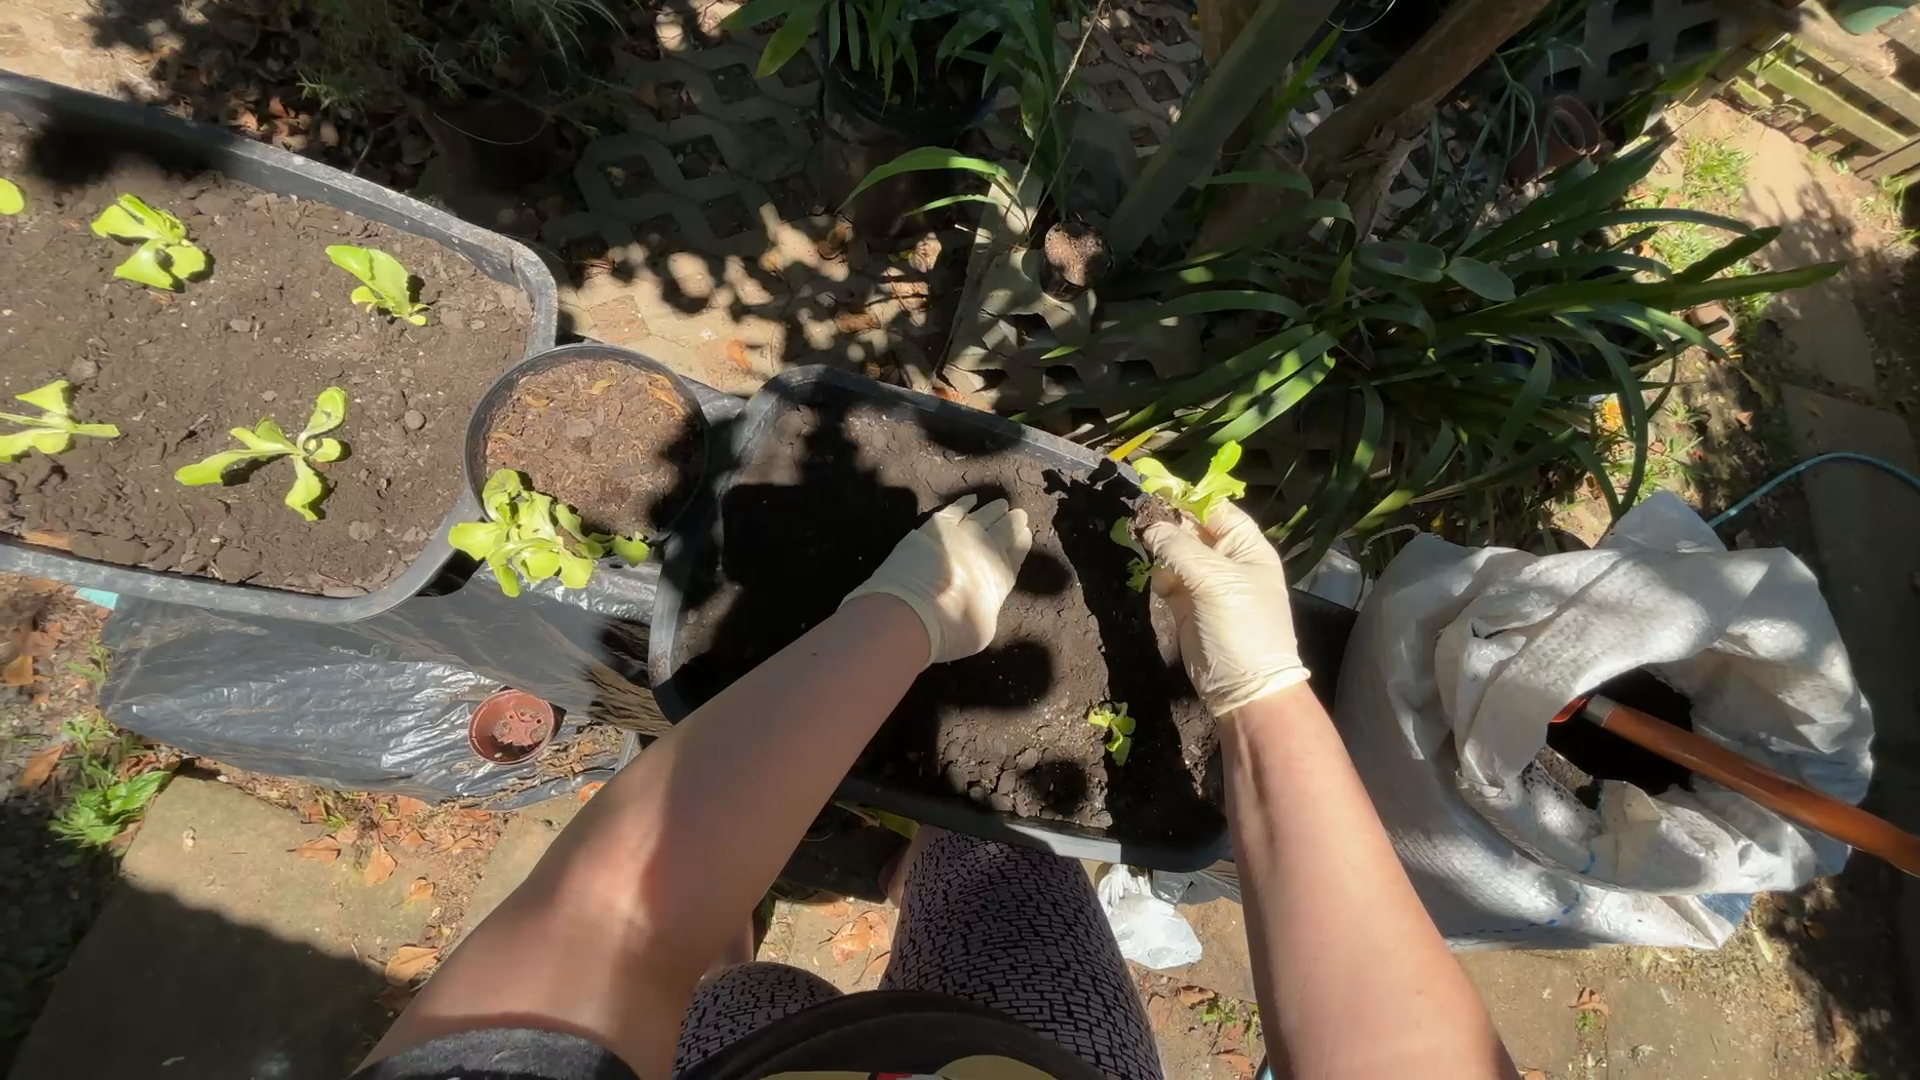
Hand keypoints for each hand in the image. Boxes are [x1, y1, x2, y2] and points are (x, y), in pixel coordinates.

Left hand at [842, 494, 1032, 664]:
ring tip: (1001, 504)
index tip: (1025, 533)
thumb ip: (987, 607)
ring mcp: (960, 535)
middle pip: (1004, 530)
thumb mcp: (983, 630)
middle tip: (1018, 514)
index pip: (1016, 554)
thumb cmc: (950, 631)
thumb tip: (982, 597)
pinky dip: (965, 504)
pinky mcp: (934, 528)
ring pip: (982, 516)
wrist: (911, 613)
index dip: (1021, 543)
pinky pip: (955, 510)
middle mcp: (985, 551)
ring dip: (993, 510)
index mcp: (1001, 577)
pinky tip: (971, 500)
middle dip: (1012, 522)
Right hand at [1142, 499, 1307, 714]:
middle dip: (1166, 522)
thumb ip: (1178, 548)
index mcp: (1246, 547)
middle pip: (1191, 528)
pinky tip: (1155, 580)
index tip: (1154, 490)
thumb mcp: (1215, 580)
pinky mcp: (1185, 603)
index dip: (1188, 498)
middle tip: (1138, 515)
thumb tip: (1148, 526)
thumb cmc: (1242, 625)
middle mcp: (1226, 560)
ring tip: (1140, 542)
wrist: (1241, 686)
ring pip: (1174, 552)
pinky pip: (1165, 577)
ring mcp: (1204, 582)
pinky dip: (1157, 575)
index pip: (1215, 509)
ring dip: (1158, 548)